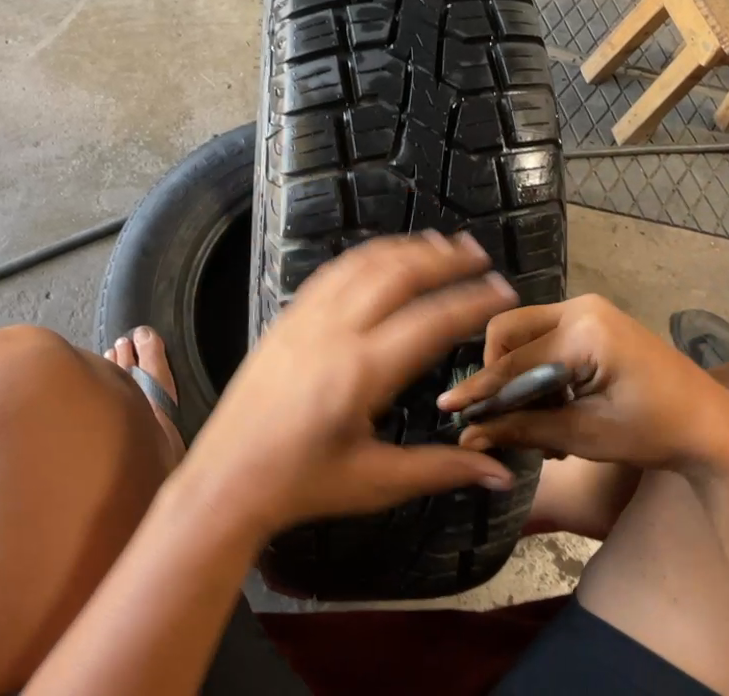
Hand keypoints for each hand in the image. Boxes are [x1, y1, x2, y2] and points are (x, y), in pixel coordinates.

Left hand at [180, 231, 519, 536]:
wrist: (226, 478)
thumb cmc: (302, 485)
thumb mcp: (376, 481)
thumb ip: (441, 470)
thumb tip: (501, 474)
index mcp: (361, 373)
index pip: (431, 322)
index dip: (473, 302)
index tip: (502, 290)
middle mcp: (334, 333)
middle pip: (397, 276)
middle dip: (443, 259)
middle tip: (477, 253)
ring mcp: (305, 320)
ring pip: (362, 265)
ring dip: (404, 250)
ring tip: (439, 244)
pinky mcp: (285, 319)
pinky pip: (331, 274)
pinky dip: (365, 258)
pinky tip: (383, 259)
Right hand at [437, 294, 728, 470]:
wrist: (714, 429)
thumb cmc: (654, 434)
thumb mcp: (584, 436)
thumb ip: (523, 429)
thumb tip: (469, 436)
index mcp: (584, 330)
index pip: (514, 361)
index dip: (480, 388)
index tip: (446, 407)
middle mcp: (581, 307)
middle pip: (510, 332)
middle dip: (498, 376)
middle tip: (500, 418)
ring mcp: (588, 310)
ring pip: (525, 335)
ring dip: (520, 378)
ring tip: (535, 427)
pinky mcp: (593, 322)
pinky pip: (546, 339)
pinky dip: (540, 373)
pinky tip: (553, 410)